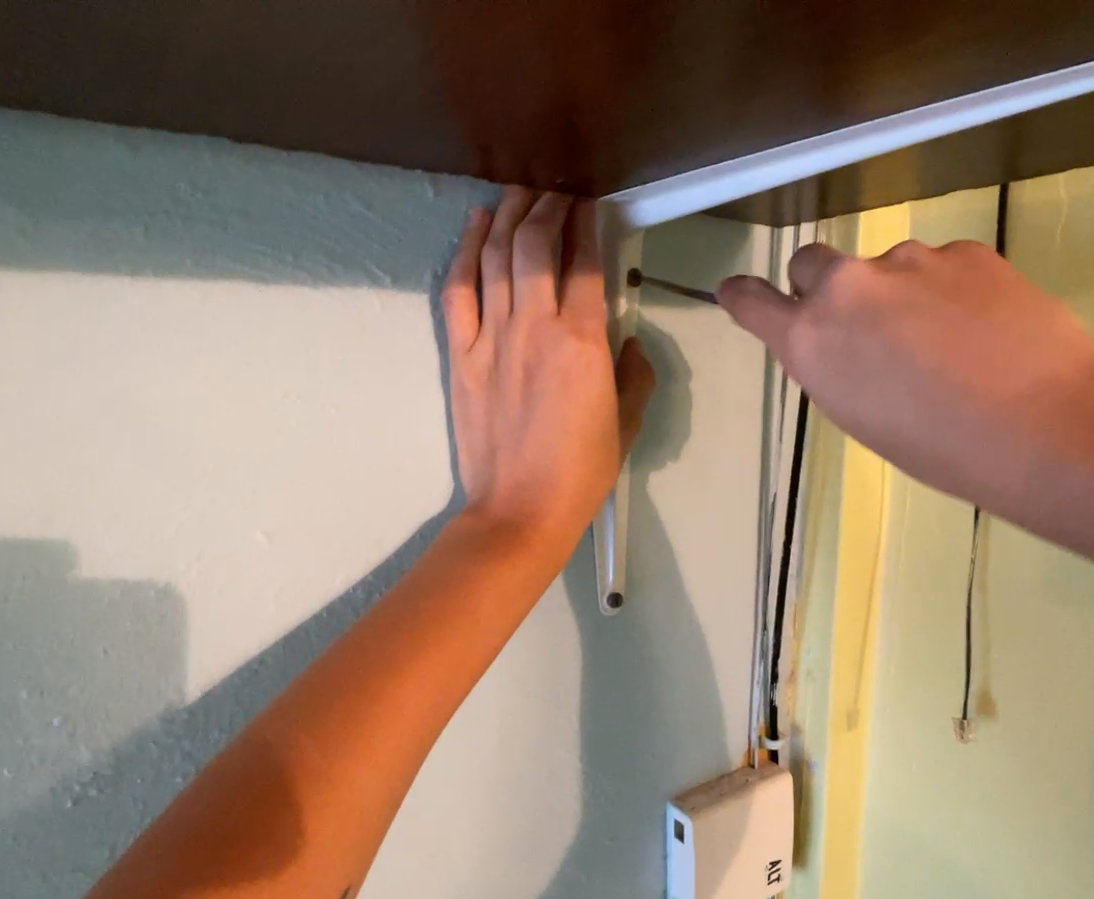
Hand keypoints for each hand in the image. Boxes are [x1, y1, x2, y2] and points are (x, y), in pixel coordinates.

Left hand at [442, 187, 653, 543]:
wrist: (520, 511)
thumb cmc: (581, 474)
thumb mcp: (627, 424)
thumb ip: (634, 374)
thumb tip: (626, 339)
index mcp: (584, 343)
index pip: (586, 263)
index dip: (589, 225)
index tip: (593, 206)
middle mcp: (536, 327)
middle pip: (537, 245)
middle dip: (549, 207)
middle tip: (558, 192)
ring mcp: (493, 338)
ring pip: (498, 257)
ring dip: (509, 216)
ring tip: (520, 192)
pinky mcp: (462, 356)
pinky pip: (459, 291)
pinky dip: (466, 252)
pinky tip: (476, 226)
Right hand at [718, 239, 1093, 502]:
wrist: (1044, 421)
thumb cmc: (939, 447)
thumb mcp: (860, 415)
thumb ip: (835, 366)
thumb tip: (845, 342)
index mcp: (810, 341)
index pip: (752, 302)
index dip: (742, 296)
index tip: (738, 292)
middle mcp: (846, 289)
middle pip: (811, 264)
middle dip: (823, 289)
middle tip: (861, 326)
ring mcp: (907, 260)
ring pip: (883, 268)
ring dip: (896, 293)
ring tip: (945, 341)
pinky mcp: (964, 250)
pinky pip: (938, 266)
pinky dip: (947, 291)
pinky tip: (982, 328)